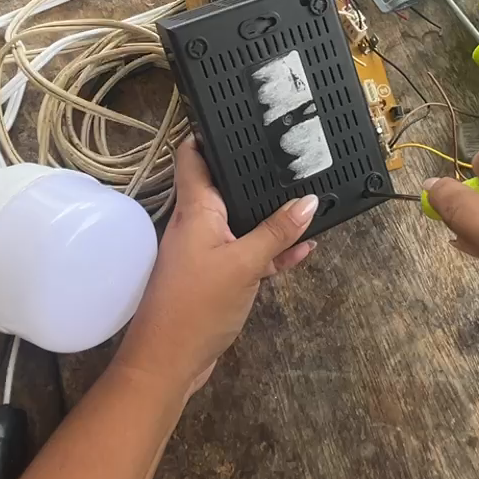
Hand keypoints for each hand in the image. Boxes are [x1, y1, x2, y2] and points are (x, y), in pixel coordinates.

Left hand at [115, 137, 317, 393]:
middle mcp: (199, 224)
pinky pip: (250, 253)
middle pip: (226, 187)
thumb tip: (310, 200)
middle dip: (254, 173)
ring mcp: (209, 251)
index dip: (206, 133)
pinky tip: (303, 247)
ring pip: (243, 222)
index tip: (234, 114)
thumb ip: (276, 232)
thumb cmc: (198, 304)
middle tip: (288, 150)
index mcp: (196, 209)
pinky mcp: (219, 278)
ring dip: (271, 216)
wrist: (168, 363)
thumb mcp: (244, 264)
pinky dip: (273, 250)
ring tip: (307, 197)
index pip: (192, 157)